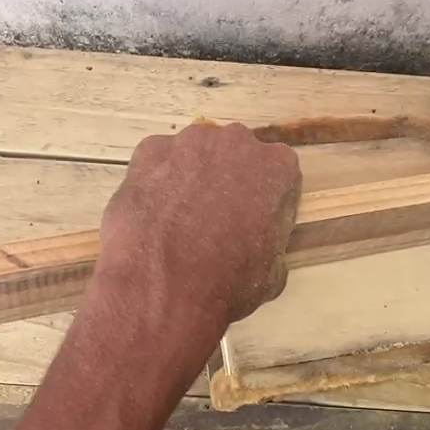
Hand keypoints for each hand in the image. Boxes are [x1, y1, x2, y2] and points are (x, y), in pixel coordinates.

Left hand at [95, 123, 301, 333]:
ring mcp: (191, 142)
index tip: (251, 221)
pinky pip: (157, 160)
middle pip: (235, 155)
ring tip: (177, 220)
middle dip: (226, 181)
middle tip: (213, 220)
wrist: (166, 287)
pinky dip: (155, 181)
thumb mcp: (271, 273)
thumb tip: (258, 246)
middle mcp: (238, 142)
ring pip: (194, 154)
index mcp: (279, 168)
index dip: (262, 200)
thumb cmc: (228, 284)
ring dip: (190, 178)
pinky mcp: (150, 150)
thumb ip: (270, 241)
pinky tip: (153, 213)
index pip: (277, 175)